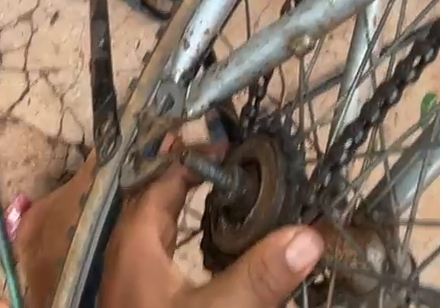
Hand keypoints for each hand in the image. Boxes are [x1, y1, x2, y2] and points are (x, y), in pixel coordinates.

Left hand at [100, 157, 323, 306]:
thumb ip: (260, 276)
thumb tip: (309, 236)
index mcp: (137, 238)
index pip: (164, 178)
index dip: (195, 157)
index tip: (232, 147)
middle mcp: (129, 251)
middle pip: (158, 197)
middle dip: (191, 177)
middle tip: (233, 165)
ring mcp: (132, 279)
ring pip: (158, 226)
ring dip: (187, 207)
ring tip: (225, 196)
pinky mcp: (142, 300)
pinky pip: (161, 254)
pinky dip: (186, 239)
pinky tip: (211, 251)